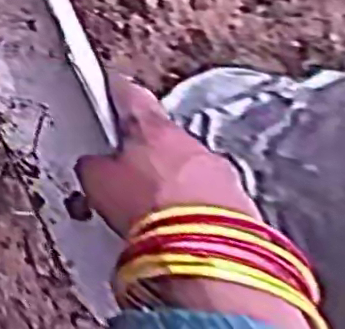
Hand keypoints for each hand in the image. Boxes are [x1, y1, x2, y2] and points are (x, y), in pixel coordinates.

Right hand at [76, 79, 256, 232]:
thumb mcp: (95, 176)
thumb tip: (100, 165)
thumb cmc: (146, 205)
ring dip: (169, 180)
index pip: (130, 94)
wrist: (210, 259)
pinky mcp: (249, 214)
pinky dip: (191, 206)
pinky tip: (172, 222)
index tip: (106, 86)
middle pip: (162, 137)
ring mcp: (228, 180)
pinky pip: (209, 200)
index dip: (113, 90)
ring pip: (187, 170)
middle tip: (119, 165)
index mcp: (155, 127)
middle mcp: (196, 146)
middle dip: (143, 149)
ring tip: (145, 203)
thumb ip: (95, 161)